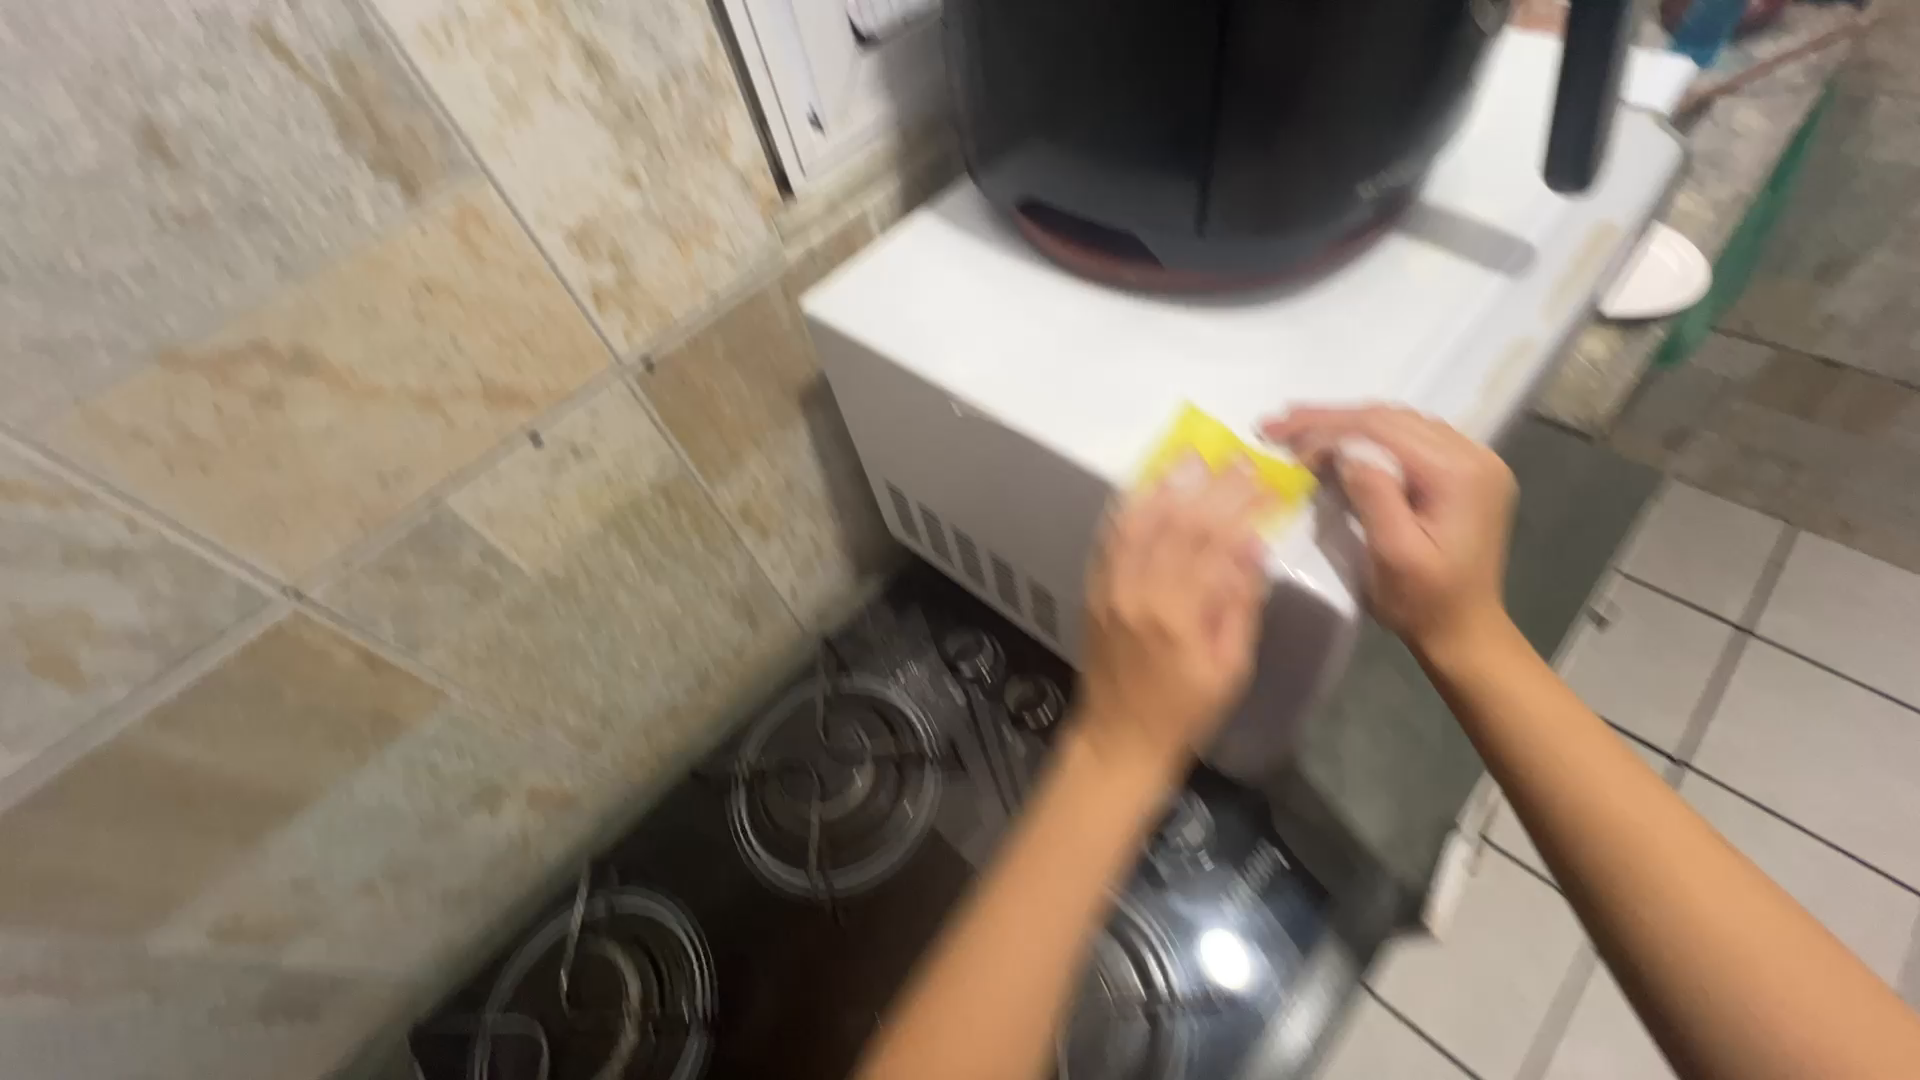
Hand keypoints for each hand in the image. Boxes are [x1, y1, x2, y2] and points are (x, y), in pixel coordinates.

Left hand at [1077, 463, 1270, 778]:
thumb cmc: (1186, 710)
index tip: (1266, 481)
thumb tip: (1251, 546)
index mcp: (1178, 614)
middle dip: (1210, 487)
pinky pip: (1110, 540)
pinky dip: (1129, 511)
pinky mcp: (1093, 591)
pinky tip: (1146, 489)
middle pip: (1177, 524)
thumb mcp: (1231, 667)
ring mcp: (1109, 588)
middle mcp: (1137, 591)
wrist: (1119, 736)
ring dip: (1166, 486)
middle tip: (1236, 460)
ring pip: (1138, 523)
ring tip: (1190, 458)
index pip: (1213, 543)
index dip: (1241, 508)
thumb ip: (1240, 603)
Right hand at [1260, 406, 1516, 652]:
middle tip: (1275, 425)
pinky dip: (1366, 435)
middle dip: (1328, 419)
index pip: (1383, 429)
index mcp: (1460, 472)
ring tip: (1295, 429)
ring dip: (1345, 423)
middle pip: (1390, 418)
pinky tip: (1335, 442)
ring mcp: (1471, 461)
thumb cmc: (1423, 601)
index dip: (1325, 426)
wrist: (1463, 630)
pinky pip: (1407, 438)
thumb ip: (1374, 497)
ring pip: (1398, 423)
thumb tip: (1346, 454)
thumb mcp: (1394, 554)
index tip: (1276, 432)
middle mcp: (1473, 455)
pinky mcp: (1460, 473)